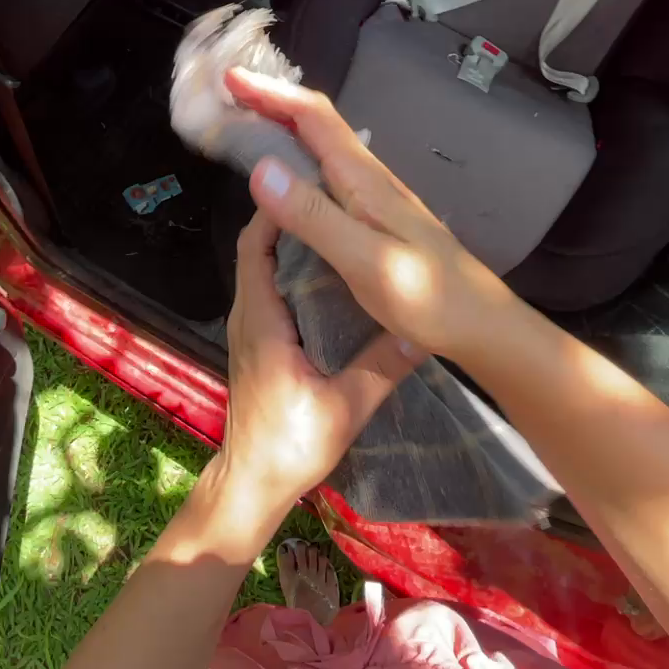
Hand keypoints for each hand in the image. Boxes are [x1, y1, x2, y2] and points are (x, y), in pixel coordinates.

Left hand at [212, 211, 420, 511]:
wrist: (251, 481)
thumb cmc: (289, 446)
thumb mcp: (344, 409)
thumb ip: (380, 368)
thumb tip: (421, 330)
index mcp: (260, 319)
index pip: (255, 246)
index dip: (276, 211)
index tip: (310, 187)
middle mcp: (247, 313)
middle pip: (257, 248)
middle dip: (288, 218)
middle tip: (333, 199)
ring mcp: (248, 326)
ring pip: (260, 266)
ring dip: (288, 241)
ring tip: (336, 224)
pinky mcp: (256, 339)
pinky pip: (267, 287)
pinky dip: (288, 268)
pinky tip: (328, 272)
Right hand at [226, 67, 520, 358]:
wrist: (482, 326)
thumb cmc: (429, 299)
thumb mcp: (366, 261)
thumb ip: (314, 216)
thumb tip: (260, 167)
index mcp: (364, 180)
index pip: (314, 118)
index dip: (272, 93)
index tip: (232, 78)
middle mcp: (367, 178)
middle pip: (316, 123)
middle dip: (271, 100)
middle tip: (228, 95)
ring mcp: (372, 196)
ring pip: (320, 145)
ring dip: (281, 125)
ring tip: (244, 124)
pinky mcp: (372, 216)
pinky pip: (324, 172)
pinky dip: (294, 158)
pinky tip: (283, 174)